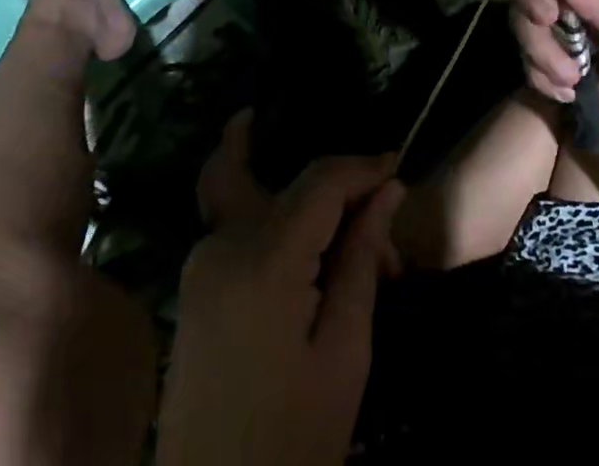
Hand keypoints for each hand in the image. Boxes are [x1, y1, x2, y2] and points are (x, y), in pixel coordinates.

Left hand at [158, 114, 404, 465]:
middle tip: (383, 226)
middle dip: (343, 190)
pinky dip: (286, 221)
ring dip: (315, 207)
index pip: (320, 181)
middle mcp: (220, 248)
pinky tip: (320, 253)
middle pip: (290, 184)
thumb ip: (362, 257)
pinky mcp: (196, 283)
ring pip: (266, 198)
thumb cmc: (293, 433)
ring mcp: (200, 264)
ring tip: (359, 248)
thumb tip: (388, 189)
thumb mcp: (346, 349)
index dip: (364, 166)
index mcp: (261, 263)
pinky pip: (247, 225)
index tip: (402, 168)